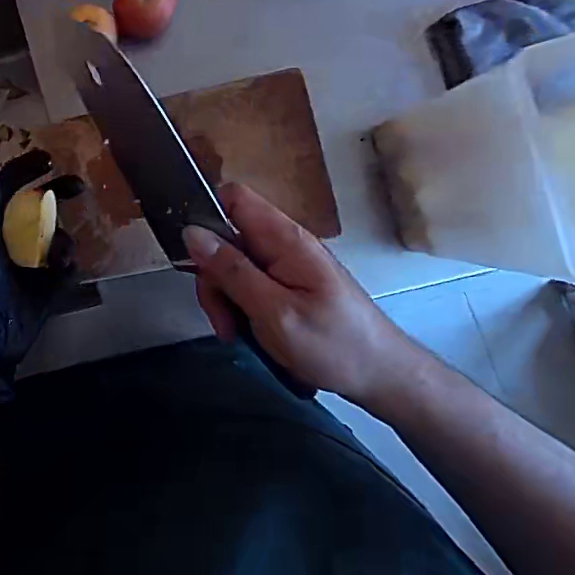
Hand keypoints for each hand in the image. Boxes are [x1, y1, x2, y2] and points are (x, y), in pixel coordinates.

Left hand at [0, 150, 81, 406]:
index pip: (8, 190)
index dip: (25, 170)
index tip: (48, 158)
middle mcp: (11, 242)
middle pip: (39, 209)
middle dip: (57, 196)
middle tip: (79, 186)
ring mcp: (30, 266)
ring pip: (57, 238)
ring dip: (63, 241)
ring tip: (61, 254)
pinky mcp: (46, 289)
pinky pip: (65, 270)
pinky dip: (68, 267)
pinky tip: (64, 271)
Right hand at [183, 183, 426, 401]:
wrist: (382, 376)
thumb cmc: (334, 345)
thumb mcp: (273, 312)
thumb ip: (232, 270)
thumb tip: (193, 233)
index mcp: (284, 239)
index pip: (234, 198)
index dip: (205, 214)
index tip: (192, 255)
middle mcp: (284, 244)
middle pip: (227, 237)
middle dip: (212, 275)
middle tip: (220, 317)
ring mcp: (286, 265)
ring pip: (233, 264)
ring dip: (224, 297)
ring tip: (234, 332)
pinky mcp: (288, 285)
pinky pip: (249, 283)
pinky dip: (239, 306)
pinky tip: (246, 331)